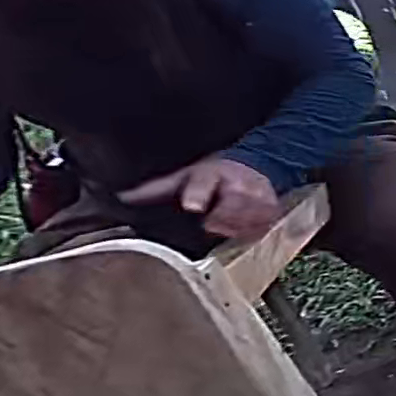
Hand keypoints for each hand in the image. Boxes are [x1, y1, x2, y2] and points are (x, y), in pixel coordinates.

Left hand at [119, 156, 279, 238]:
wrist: (257, 165)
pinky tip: (244, 229)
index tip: (193, 207)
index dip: (198, 196)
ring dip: (234, 228)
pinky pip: (263, 225)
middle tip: (210, 225)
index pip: (204, 186)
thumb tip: (121, 198)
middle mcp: (241, 185)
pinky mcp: (274, 207)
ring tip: (226, 228)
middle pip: (229, 210)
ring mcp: (261, 197)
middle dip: (218, 221)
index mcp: (213, 175)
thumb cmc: (214, 174)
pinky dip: (252, 230)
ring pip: (247, 220)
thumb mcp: (185, 176)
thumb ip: (157, 189)